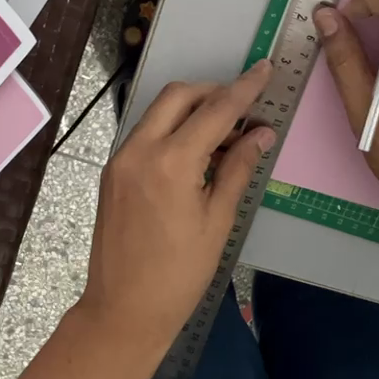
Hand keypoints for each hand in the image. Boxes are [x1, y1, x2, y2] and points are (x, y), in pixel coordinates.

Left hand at [78, 62, 276, 351]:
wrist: (123, 310)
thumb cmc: (180, 274)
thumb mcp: (218, 221)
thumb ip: (238, 168)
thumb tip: (262, 132)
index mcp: (170, 162)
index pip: (215, 110)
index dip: (244, 88)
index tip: (265, 68)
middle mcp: (139, 149)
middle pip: (179, 96)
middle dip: (213, 93)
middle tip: (245, 109)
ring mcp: (121, 159)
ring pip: (159, 112)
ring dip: (192, 111)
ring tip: (226, 135)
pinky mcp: (113, 172)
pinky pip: (146, 134)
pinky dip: (173, 130)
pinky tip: (196, 153)